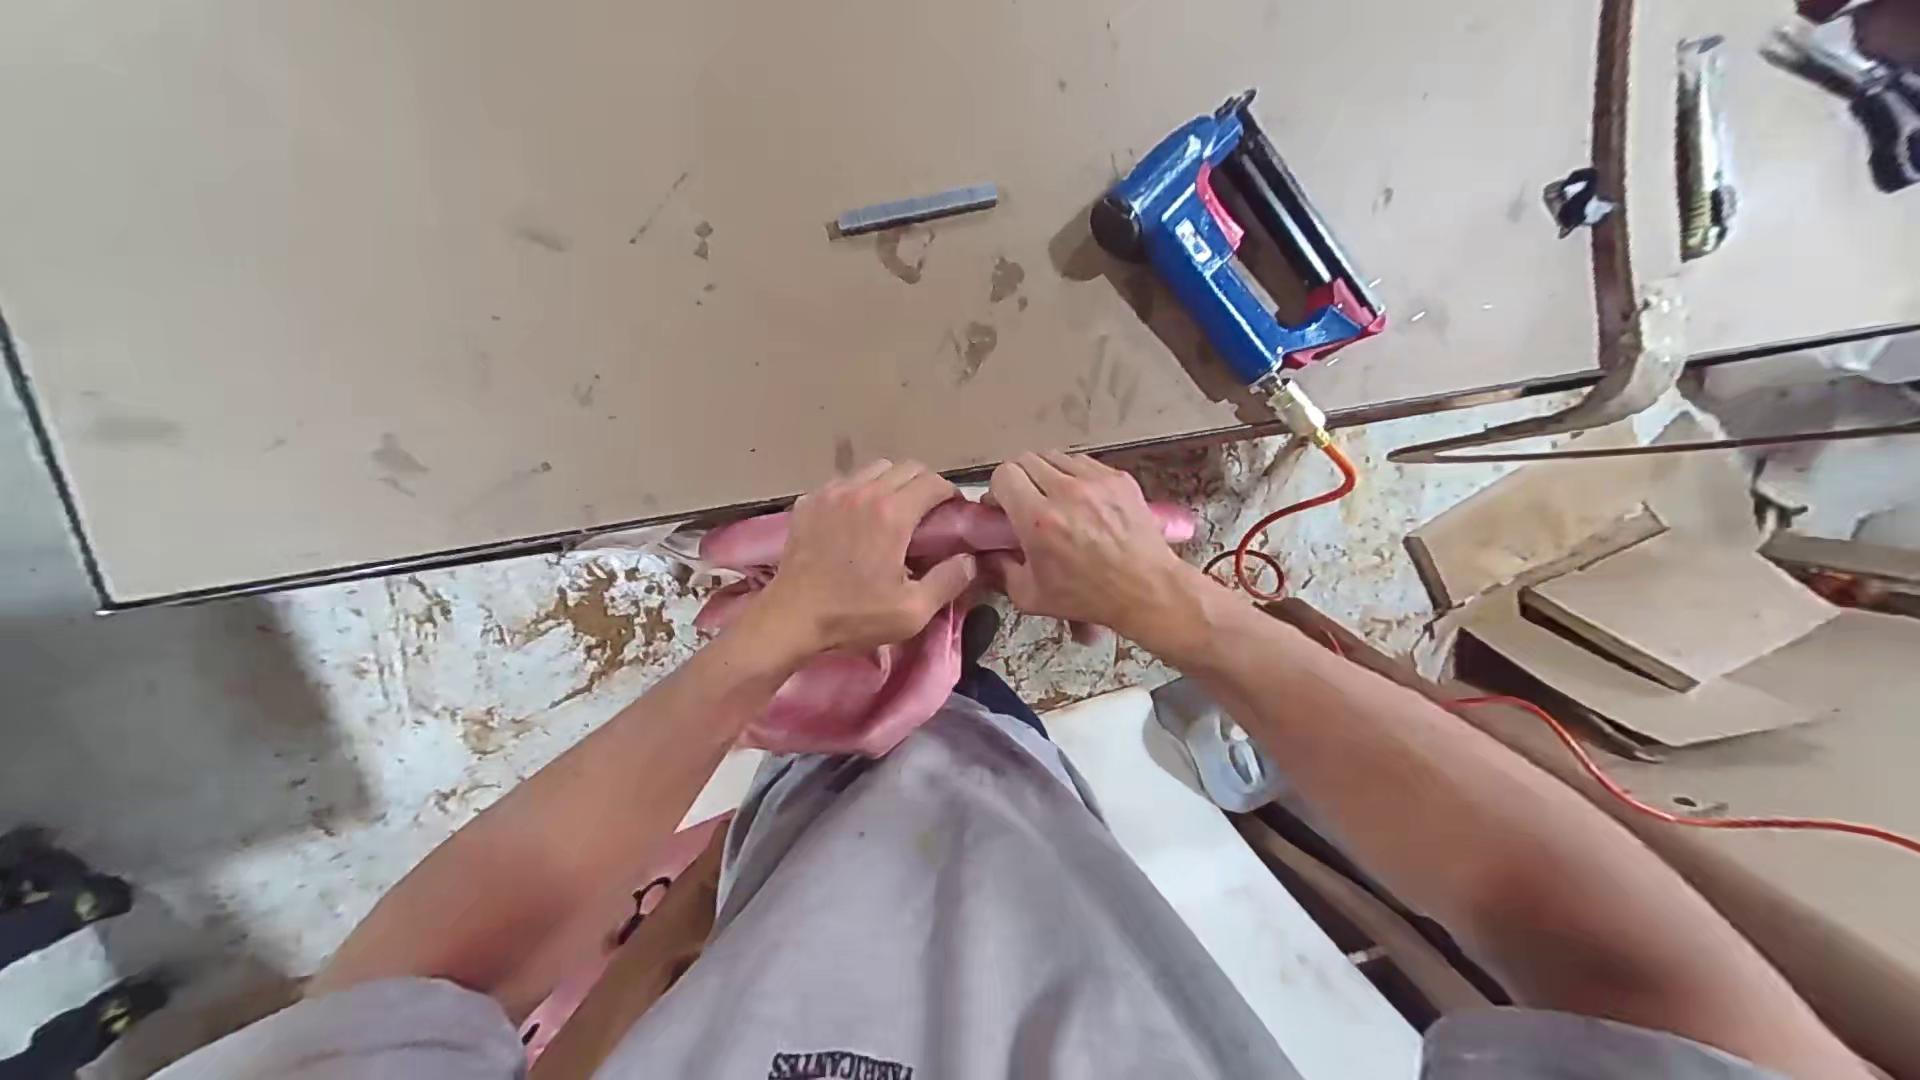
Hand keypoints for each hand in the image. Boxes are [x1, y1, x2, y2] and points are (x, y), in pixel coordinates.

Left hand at [744, 459, 977, 659]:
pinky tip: (857, 518)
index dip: (950, 494)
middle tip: (928, 513)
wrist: (791, 619)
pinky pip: (844, 481)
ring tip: (893, 512)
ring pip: (874, 469)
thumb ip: (949, 581)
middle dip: (924, 484)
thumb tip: (970, 560)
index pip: (933, 482)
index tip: (952, 514)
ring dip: (892, 483)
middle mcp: (863, 492)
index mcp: (892, 514)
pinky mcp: (810, 502)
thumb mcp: (912, 611)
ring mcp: (832, 493)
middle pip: (906, 467)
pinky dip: (859, 490)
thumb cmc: (853, 616)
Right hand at [986, 451, 1209, 649]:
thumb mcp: (1031, 595)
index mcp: (1039, 520)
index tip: (1003, 505)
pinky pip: (1083, 463)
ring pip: (1054, 457)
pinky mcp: (1118, 479)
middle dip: (1019, 479)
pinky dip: (1074, 476)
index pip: (1004, 475)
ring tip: (1052, 499)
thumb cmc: (1091, 596)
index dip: (998, 489)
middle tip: (1024, 501)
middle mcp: (1066, 493)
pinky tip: (1078, 499)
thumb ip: (1000, 570)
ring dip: (1046, 474)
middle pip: (1025, 459)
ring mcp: (1095, 482)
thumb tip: (986, 553)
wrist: (1145, 589)